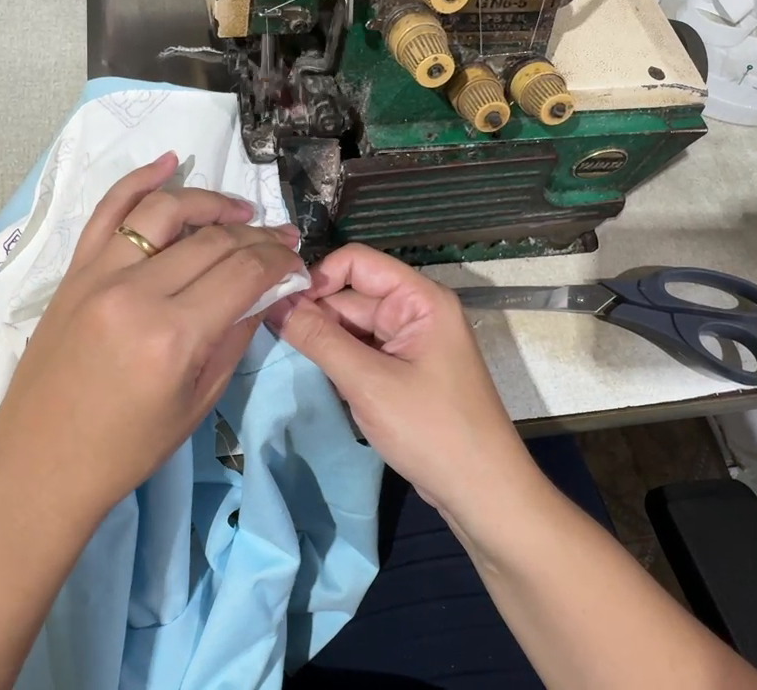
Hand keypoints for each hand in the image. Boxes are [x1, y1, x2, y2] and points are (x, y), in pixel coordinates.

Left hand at [0, 153, 303, 517]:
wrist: (42, 462)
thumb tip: (267, 290)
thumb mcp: (198, 402)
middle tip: (281, 239)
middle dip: (256, 235)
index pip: (244, 273)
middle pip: (212, 240)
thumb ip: (235, 336)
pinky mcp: (74, 271)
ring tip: (239, 210)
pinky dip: (138, 180)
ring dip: (210, 201)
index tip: (297, 261)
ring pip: (164, 210)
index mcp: (173, 336)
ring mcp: (99, 275)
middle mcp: (137, 293)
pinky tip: (168, 162)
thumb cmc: (127, 448)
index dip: (280, 261)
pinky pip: (107, 211)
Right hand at [268, 244, 535, 518]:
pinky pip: (362, 350)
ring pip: (352, 325)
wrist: (482, 493)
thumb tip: (274, 303)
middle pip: (351, 294)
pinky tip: (323, 380)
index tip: (282, 306)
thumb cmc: (432, 431)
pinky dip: (340, 361)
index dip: (318, 277)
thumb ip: (319, 338)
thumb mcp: (368, 383)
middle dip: (316, 314)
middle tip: (274, 337)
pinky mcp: (404, 370)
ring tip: (294, 359)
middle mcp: (416, 311)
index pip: (357, 262)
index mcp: (420, 299)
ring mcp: (410, 342)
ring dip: (326, 340)